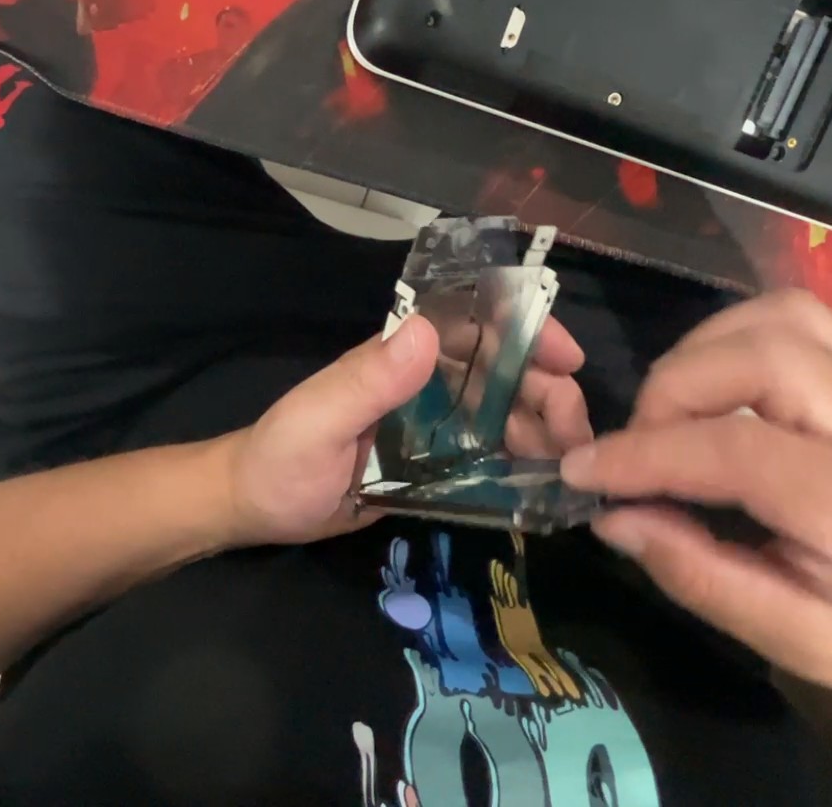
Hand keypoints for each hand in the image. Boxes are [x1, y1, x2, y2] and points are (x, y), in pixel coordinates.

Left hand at [224, 313, 591, 545]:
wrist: (256, 506)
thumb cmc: (280, 459)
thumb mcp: (318, 421)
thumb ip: (367, 381)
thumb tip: (427, 331)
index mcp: (396, 356)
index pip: (470, 325)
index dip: (524, 331)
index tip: (567, 358)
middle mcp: (419, 382)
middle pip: (498, 369)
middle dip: (546, 390)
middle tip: (576, 434)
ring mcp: (426, 422)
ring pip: (499, 410)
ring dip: (540, 427)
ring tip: (566, 465)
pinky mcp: (428, 461)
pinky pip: (483, 452)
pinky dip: (516, 460)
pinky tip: (540, 483)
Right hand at [559, 292, 831, 784]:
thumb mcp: (789, 642)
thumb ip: (696, 574)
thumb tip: (611, 515)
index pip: (737, 450)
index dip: (645, 453)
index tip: (582, 469)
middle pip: (764, 357)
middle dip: (672, 389)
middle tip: (639, 443)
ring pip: (783, 321)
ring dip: (703, 351)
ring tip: (674, 410)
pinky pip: (805, 321)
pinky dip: (740, 334)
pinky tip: (717, 381)